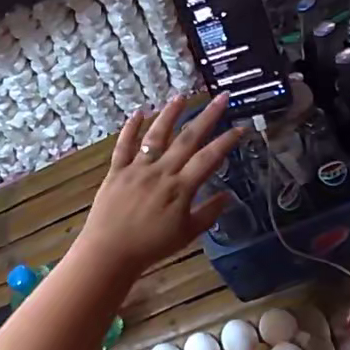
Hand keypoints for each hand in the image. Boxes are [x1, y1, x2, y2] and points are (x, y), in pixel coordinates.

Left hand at [77, 94, 241, 272]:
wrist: (110, 252)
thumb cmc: (151, 247)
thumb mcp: (186, 234)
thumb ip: (208, 213)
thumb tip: (227, 196)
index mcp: (180, 189)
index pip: (209, 159)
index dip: (226, 142)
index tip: (240, 128)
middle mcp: (160, 173)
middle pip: (187, 139)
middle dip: (207, 116)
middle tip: (221, 97)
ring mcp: (137, 169)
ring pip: (156, 135)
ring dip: (170, 114)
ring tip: (181, 97)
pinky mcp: (116, 171)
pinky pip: (124, 146)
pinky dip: (131, 128)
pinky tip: (139, 112)